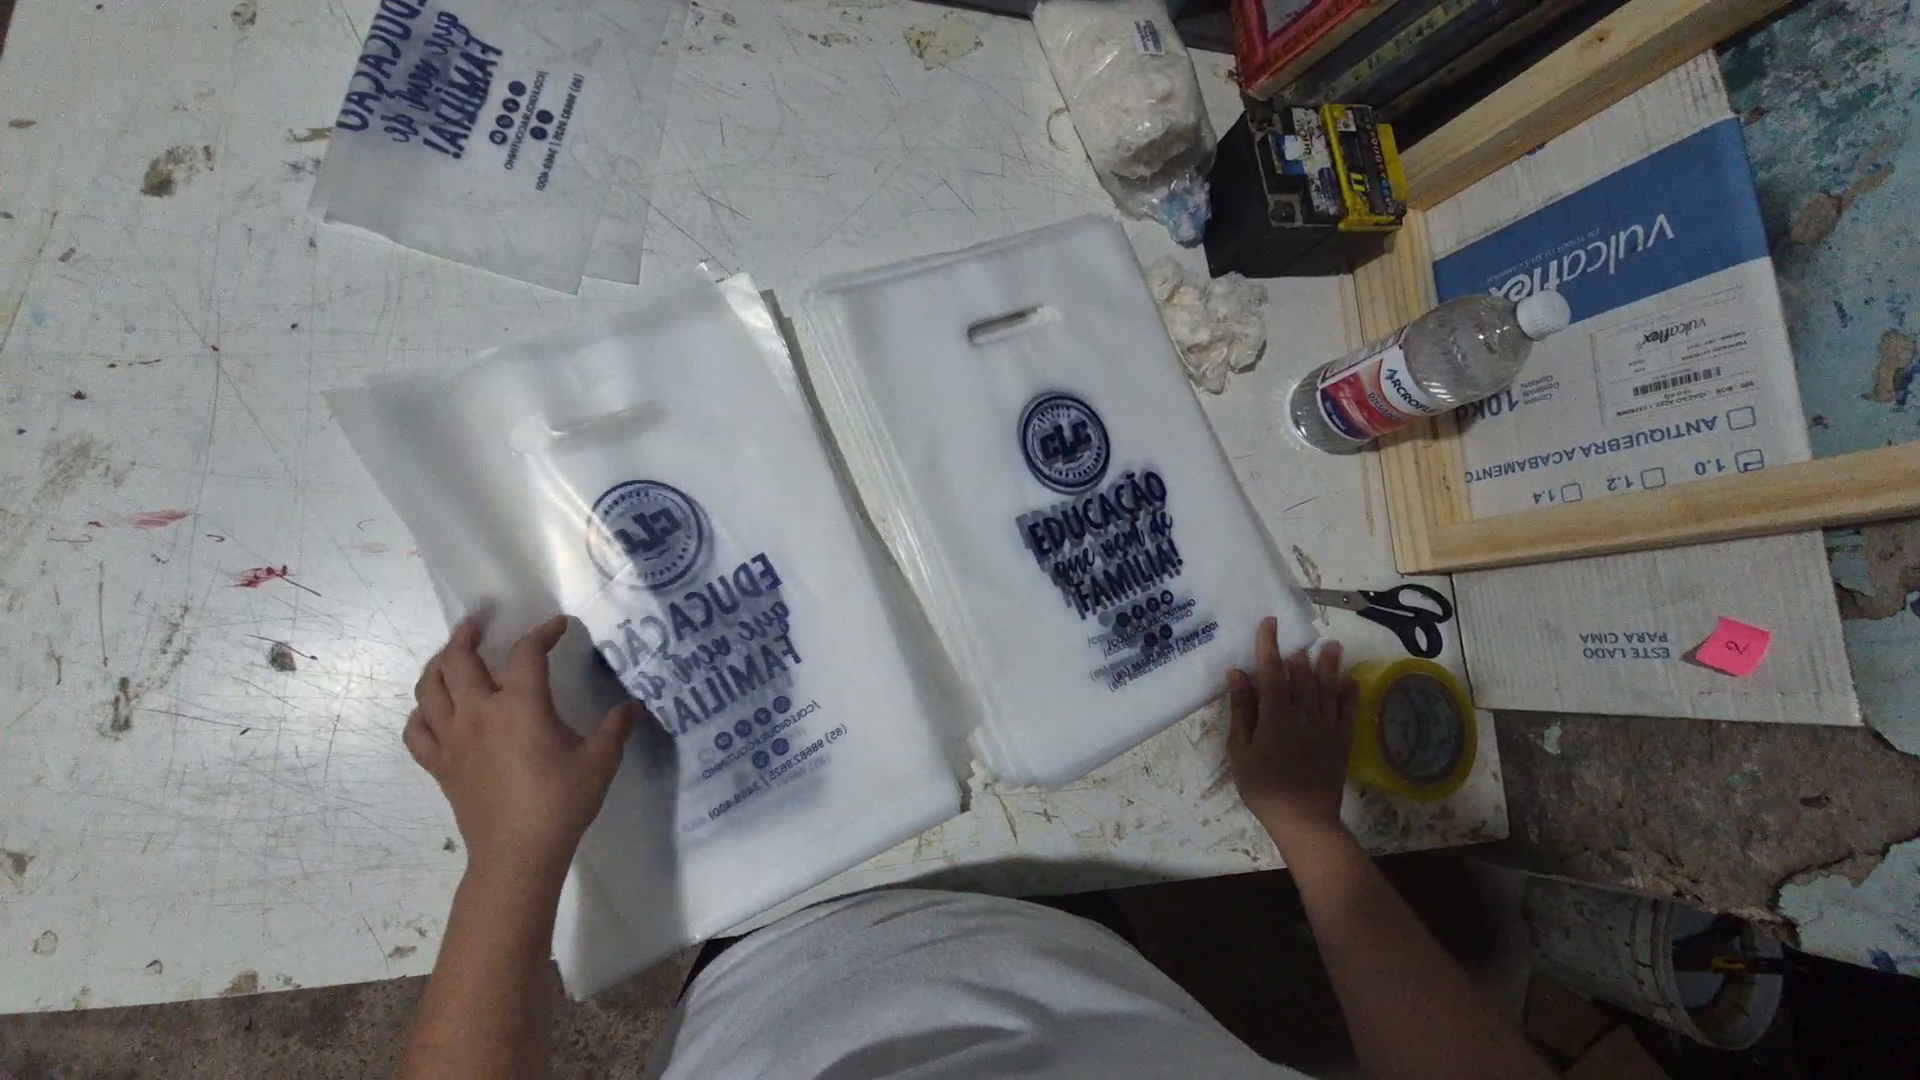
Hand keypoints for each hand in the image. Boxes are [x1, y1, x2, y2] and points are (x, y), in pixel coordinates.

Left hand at [406, 615, 641, 891]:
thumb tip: (634, 706)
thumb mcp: (601, 760)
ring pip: (429, 688)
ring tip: (452, 654)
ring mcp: (452, 739)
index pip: (527, 653)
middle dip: (467, 635)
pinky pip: (417, 730)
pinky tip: (433, 709)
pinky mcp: (439, 765)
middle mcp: (479, 714)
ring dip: (438, 664)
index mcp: (521, 706)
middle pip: (458, 660)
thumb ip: (617, 727)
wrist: (518, 854)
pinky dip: (422, 711)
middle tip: (479, 623)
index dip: (543, 633)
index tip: (559, 626)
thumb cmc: (562, 802)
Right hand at [1226, 618, 1358, 854]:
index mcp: (1276, 714)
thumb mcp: (1239, 749)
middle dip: (1300, 652)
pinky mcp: (1341, 742)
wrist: (1304, 819)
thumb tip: (1238, 674)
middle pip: (1303, 676)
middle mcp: (1304, 714)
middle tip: (1301, 635)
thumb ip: (1241, 710)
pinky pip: (1347, 712)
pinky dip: (1349, 694)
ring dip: (1330, 665)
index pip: (1272, 671)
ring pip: (1328, 688)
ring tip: (1333, 645)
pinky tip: (1350, 681)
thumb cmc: (1263, 786)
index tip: (1270, 623)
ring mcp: (1326, 727)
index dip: (1269, 645)